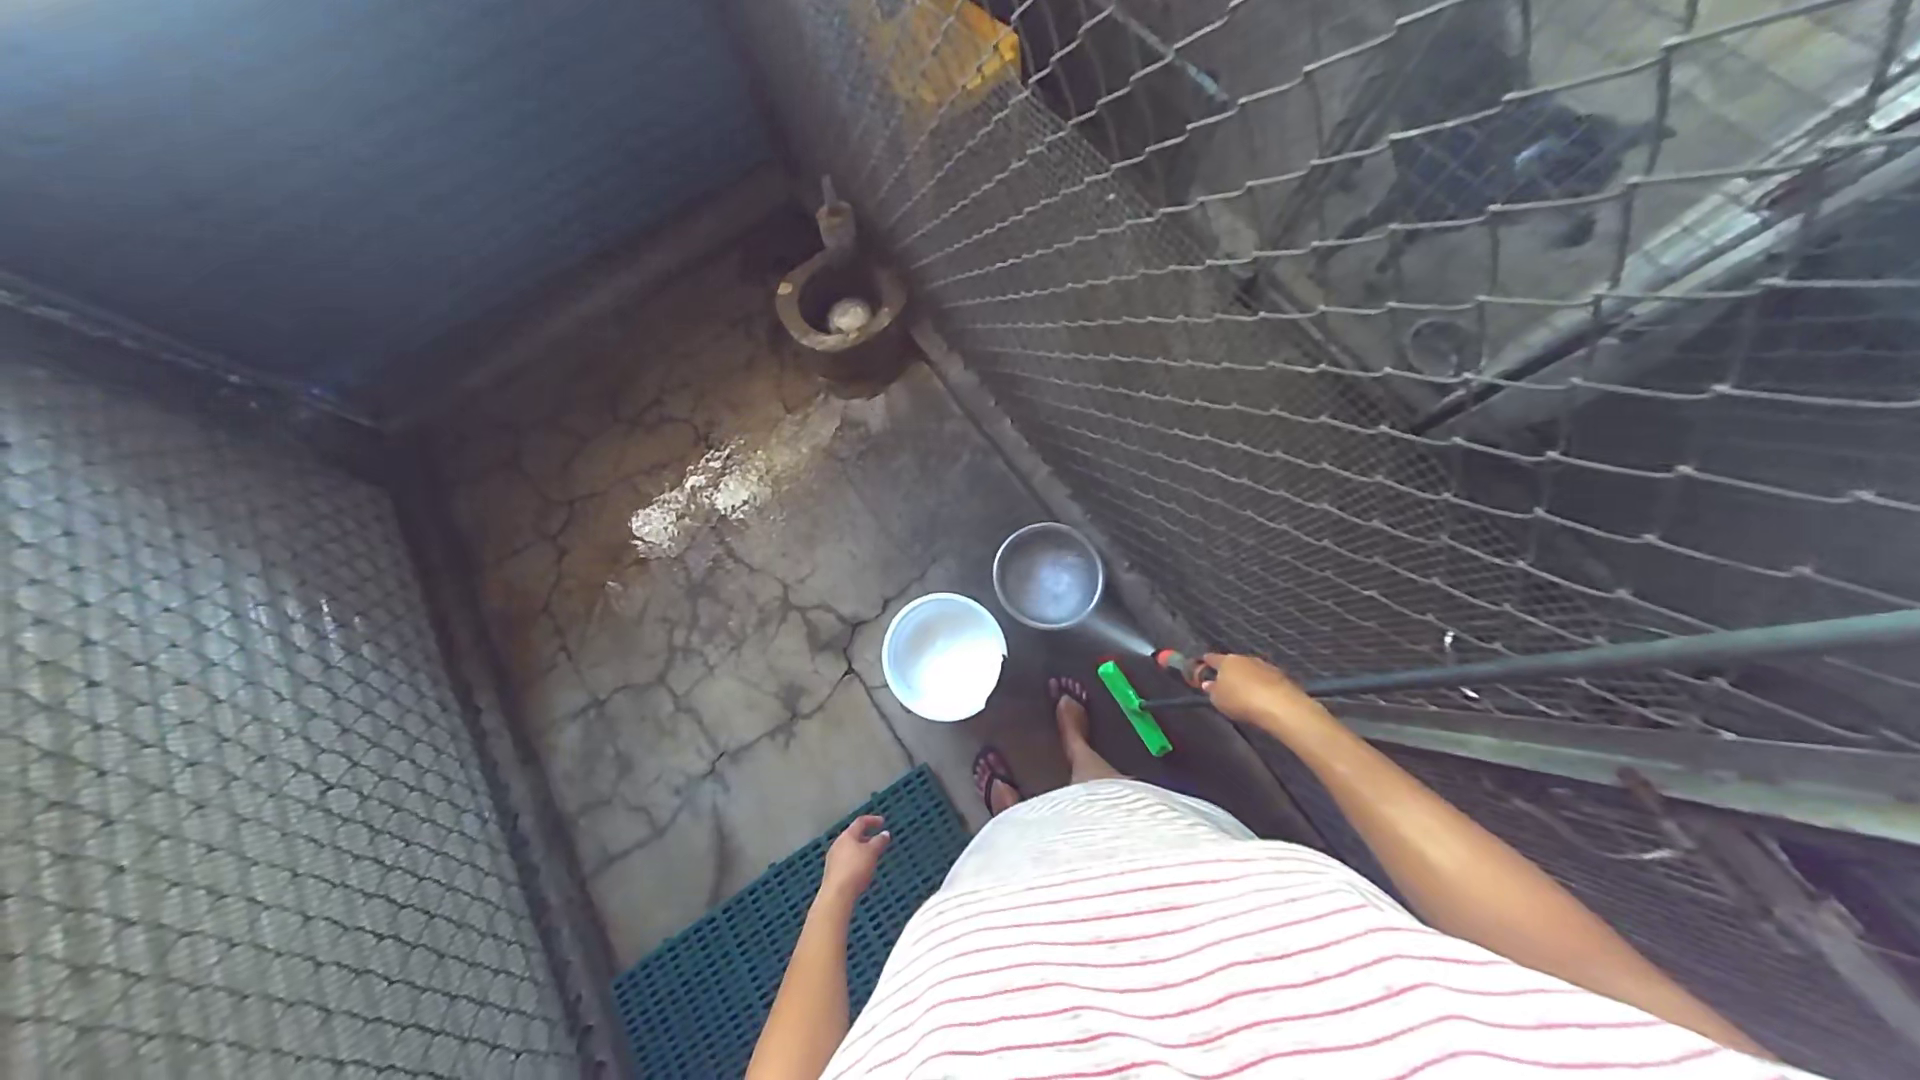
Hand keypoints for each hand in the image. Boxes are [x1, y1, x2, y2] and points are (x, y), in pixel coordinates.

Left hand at [819, 815, 889, 904]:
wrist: (836, 895)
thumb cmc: (856, 869)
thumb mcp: (872, 853)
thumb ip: (879, 841)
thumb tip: (885, 833)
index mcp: (847, 836)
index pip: (860, 822)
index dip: (872, 820)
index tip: (882, 822)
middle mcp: (838, 844)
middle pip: (853, 835)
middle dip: (867, 837)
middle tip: (878, 841)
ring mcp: (833, 858)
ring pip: (849, 848)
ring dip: (861, 849)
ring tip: (871, 856)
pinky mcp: (832, 871)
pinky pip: (846, 860)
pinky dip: (855, 860)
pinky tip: (861, 869)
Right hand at [1201, 653, 1319, 727]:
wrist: (1279, 705)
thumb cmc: (1240, 700)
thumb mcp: (1218, 699)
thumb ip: (1212, 690)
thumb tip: (1209, 683)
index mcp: (1227, 661)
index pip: (1213, 658)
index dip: (1208, 661)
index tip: (1204, 661)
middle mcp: (1246, 659)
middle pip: (1234, 663)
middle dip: (1230, 670)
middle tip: (1226, 681)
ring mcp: (1265, 666)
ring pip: (1251, 670)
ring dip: (1248, 677)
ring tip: (1244, 690)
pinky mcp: (1281, 676)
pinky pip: (1265, 679)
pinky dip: (1261, 685)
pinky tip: (1260, 694)